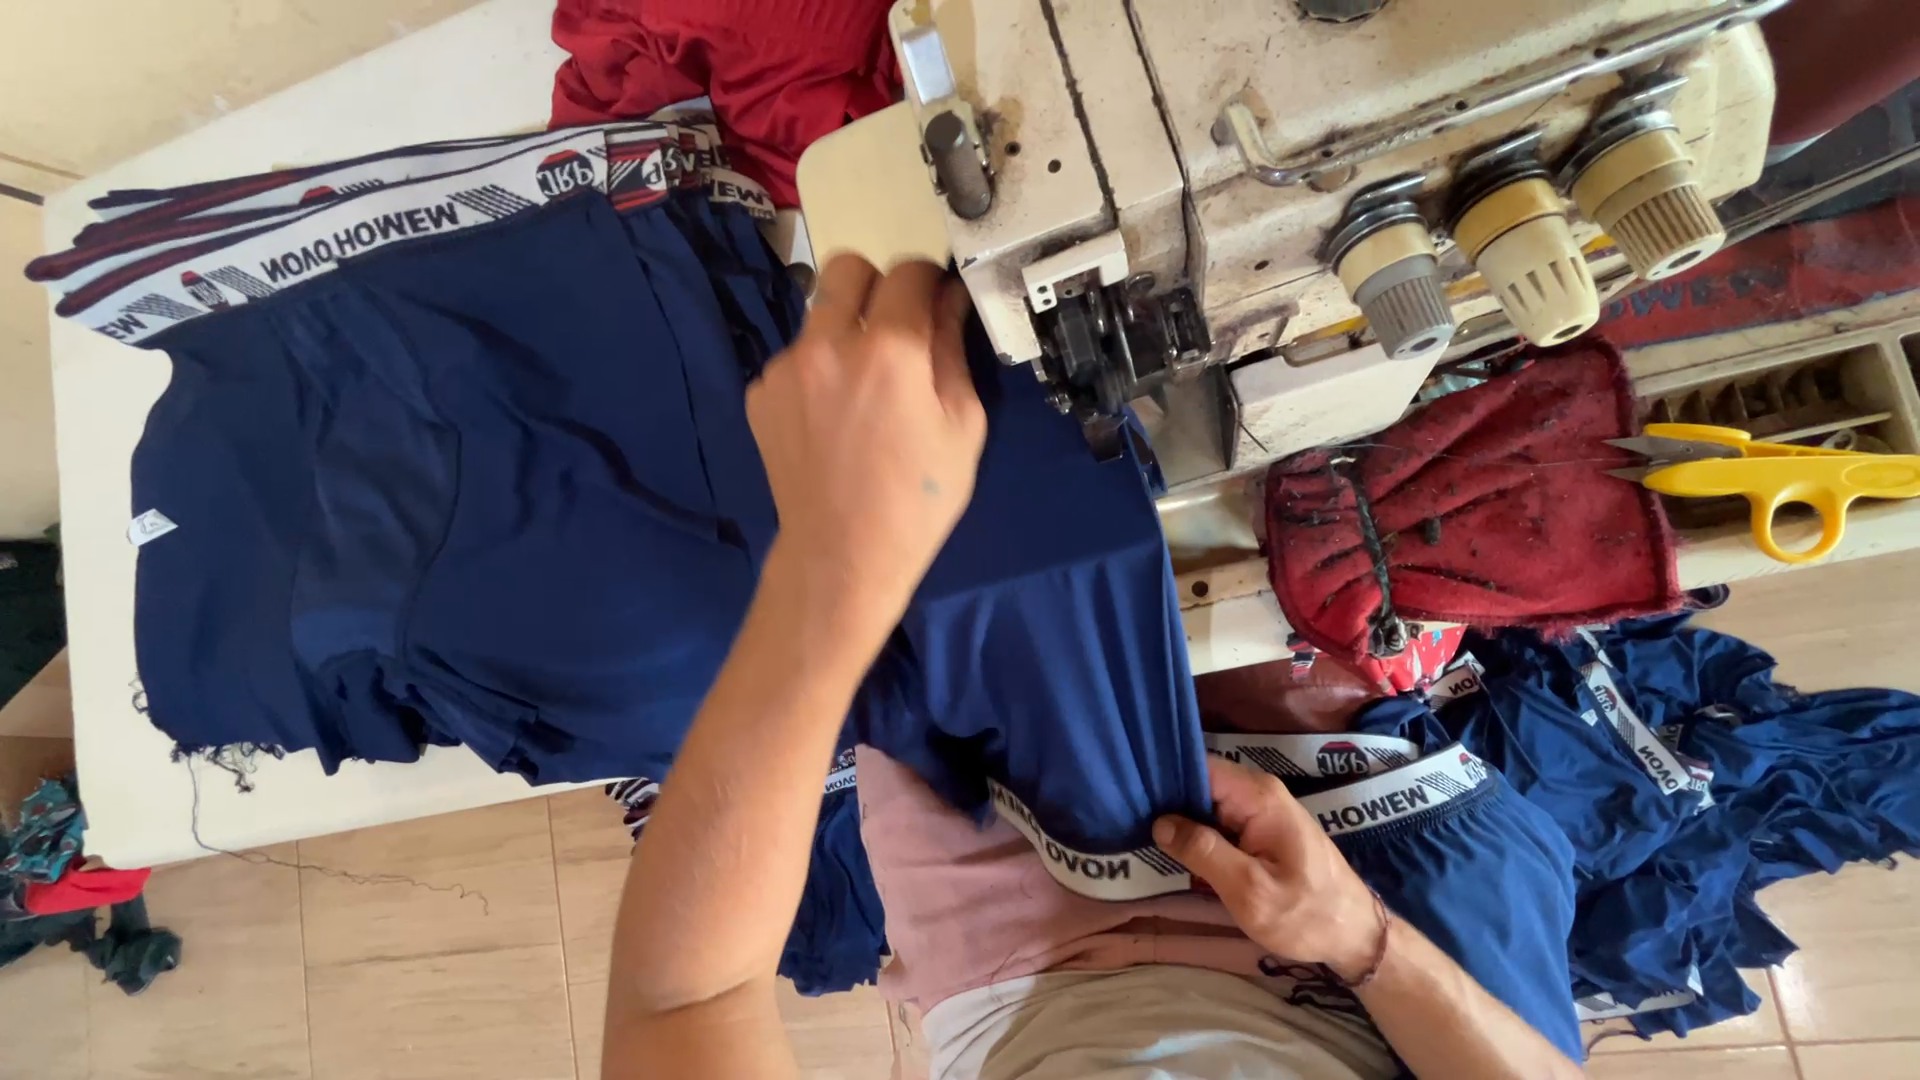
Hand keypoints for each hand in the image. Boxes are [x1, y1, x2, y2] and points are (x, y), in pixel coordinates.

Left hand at [746, 254, 986, 631]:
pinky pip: (794, 358)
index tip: (935, 303)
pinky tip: (829, 420)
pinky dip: (816, 372)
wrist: (842, 555)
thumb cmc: (917, 500)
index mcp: (889, 349)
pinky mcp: (759, 394)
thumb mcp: (962, 426)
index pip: (908, 270)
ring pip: (817, 314)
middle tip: (895, 330)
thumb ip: (953, 350)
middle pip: (848, 267)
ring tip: (860, 388)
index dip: (929, 281)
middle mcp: (828, 343)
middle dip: (878, 286)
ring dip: (844, 331)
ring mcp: (785, 368)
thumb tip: (948, 301)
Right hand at [1154, 756, 1384, 977]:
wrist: (1357, 938)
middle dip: (1166, 799)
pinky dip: (1195, 831)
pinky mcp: (1259, 828)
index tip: (1131, 793)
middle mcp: (1257, 791)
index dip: (1164, 778)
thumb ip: (1203, 852)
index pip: (1198, 766)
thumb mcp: (1249, 891)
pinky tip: (1171, 846)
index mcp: (1257, 795)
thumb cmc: (1306, 915)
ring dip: (1178, 818)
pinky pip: (1217, 818)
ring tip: (1139, 830)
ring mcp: (1259, 809)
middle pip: (1199, 781)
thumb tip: (1160, 823)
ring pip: (1205, 801)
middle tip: (1128, 818)